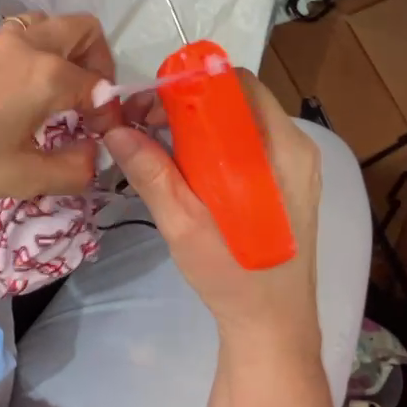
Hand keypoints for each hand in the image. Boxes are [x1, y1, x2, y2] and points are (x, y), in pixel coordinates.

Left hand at [0, 12, 113, 211]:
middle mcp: (19, 44)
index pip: (96, 82)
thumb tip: (92, 153)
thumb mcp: (24, 178)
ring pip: (41, 28)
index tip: (96, 135)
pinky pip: (10, 41)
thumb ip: (73, 166)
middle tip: (85, 102)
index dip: (106, 108)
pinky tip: (11, 99)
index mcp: (43, 72)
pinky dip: (26, 58)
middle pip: (78, 30)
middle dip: (94, 61)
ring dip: (59, 54)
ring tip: (50, 99)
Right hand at [101, 71, 322, 347]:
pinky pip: (240, 147)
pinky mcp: (281, 183)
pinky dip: (205, 147)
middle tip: (136, 129)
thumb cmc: (232, 273)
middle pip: (233, 102)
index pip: (235, 86)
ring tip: (149, 150)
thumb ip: (151, 172)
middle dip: (180, 106)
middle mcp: (292, 147)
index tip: (143, 108)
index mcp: (278, 149)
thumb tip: (114, 131)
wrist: (270, 320)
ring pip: (234, 124)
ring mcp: (290, 166)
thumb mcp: (183, 222)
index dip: (185, 87)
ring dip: (189, 128)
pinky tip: (177, 171)